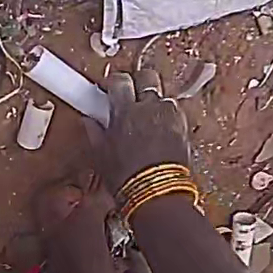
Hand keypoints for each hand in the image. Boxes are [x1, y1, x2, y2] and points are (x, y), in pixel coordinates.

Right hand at [84, 70, 192, 193]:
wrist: (156, 196)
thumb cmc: (128, 179)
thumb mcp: (102, 155)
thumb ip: (95, 132)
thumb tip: (89, 121)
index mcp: (126, 111)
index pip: (120, 80)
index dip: (113, 80)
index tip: (109, 87)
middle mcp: (150, 108)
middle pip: (147, 76)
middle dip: (138, 80)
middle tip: (129, 93)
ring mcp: (170, 116)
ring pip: (162, 95)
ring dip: (153, 100)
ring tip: (144, 116)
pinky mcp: (183, 128)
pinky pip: (175, 112)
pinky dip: (166, 116)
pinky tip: (157, 129)